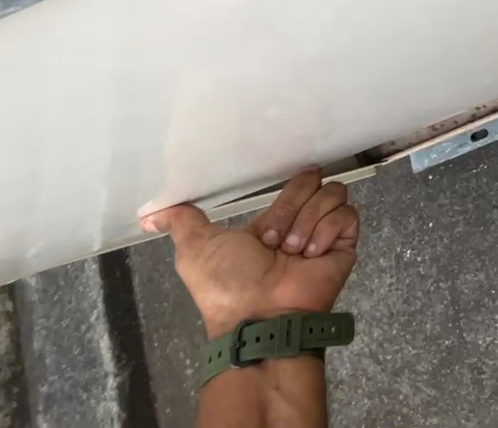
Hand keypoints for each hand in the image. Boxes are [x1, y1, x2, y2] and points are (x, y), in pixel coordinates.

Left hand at [141, 170, 360, 337]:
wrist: (261, 314)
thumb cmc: (229, 285)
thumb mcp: (197, 251)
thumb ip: (182, 224)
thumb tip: (150, 213)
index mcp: (275, 222)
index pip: (296, 182)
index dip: (285, 196)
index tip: (264, 230)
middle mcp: (303, 223)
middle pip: (315, 183)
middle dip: (292, 209)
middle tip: (275, 241)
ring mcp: (326, 233)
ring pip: (333, 195)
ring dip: (307, 222)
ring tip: (294, 252)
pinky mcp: (346, 244)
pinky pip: (347, 216)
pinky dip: (326, 232)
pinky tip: (311, 254)